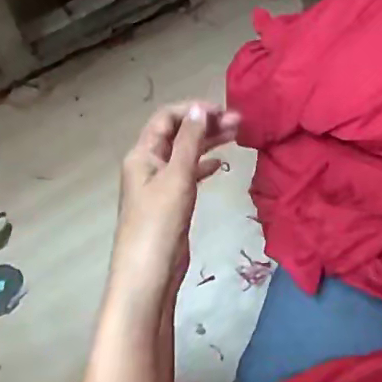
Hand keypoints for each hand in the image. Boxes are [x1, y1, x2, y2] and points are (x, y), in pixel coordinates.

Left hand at [108, 101, 241, 307]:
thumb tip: (199, 108)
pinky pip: (188, 173)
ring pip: (185, 152)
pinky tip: (221, 164)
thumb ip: (189, 141)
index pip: (166, 118)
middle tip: (239, 122)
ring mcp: (159, 184)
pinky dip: (204, 164)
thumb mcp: (177, 176)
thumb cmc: (160, 222)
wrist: (149, 273)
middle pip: (177, 133)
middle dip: (206, 124)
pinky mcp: (171, 201)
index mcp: (142, 154)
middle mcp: (148, 165)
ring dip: (208, 142)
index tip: (224, 111)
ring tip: (237, 136)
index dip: (193, 110)